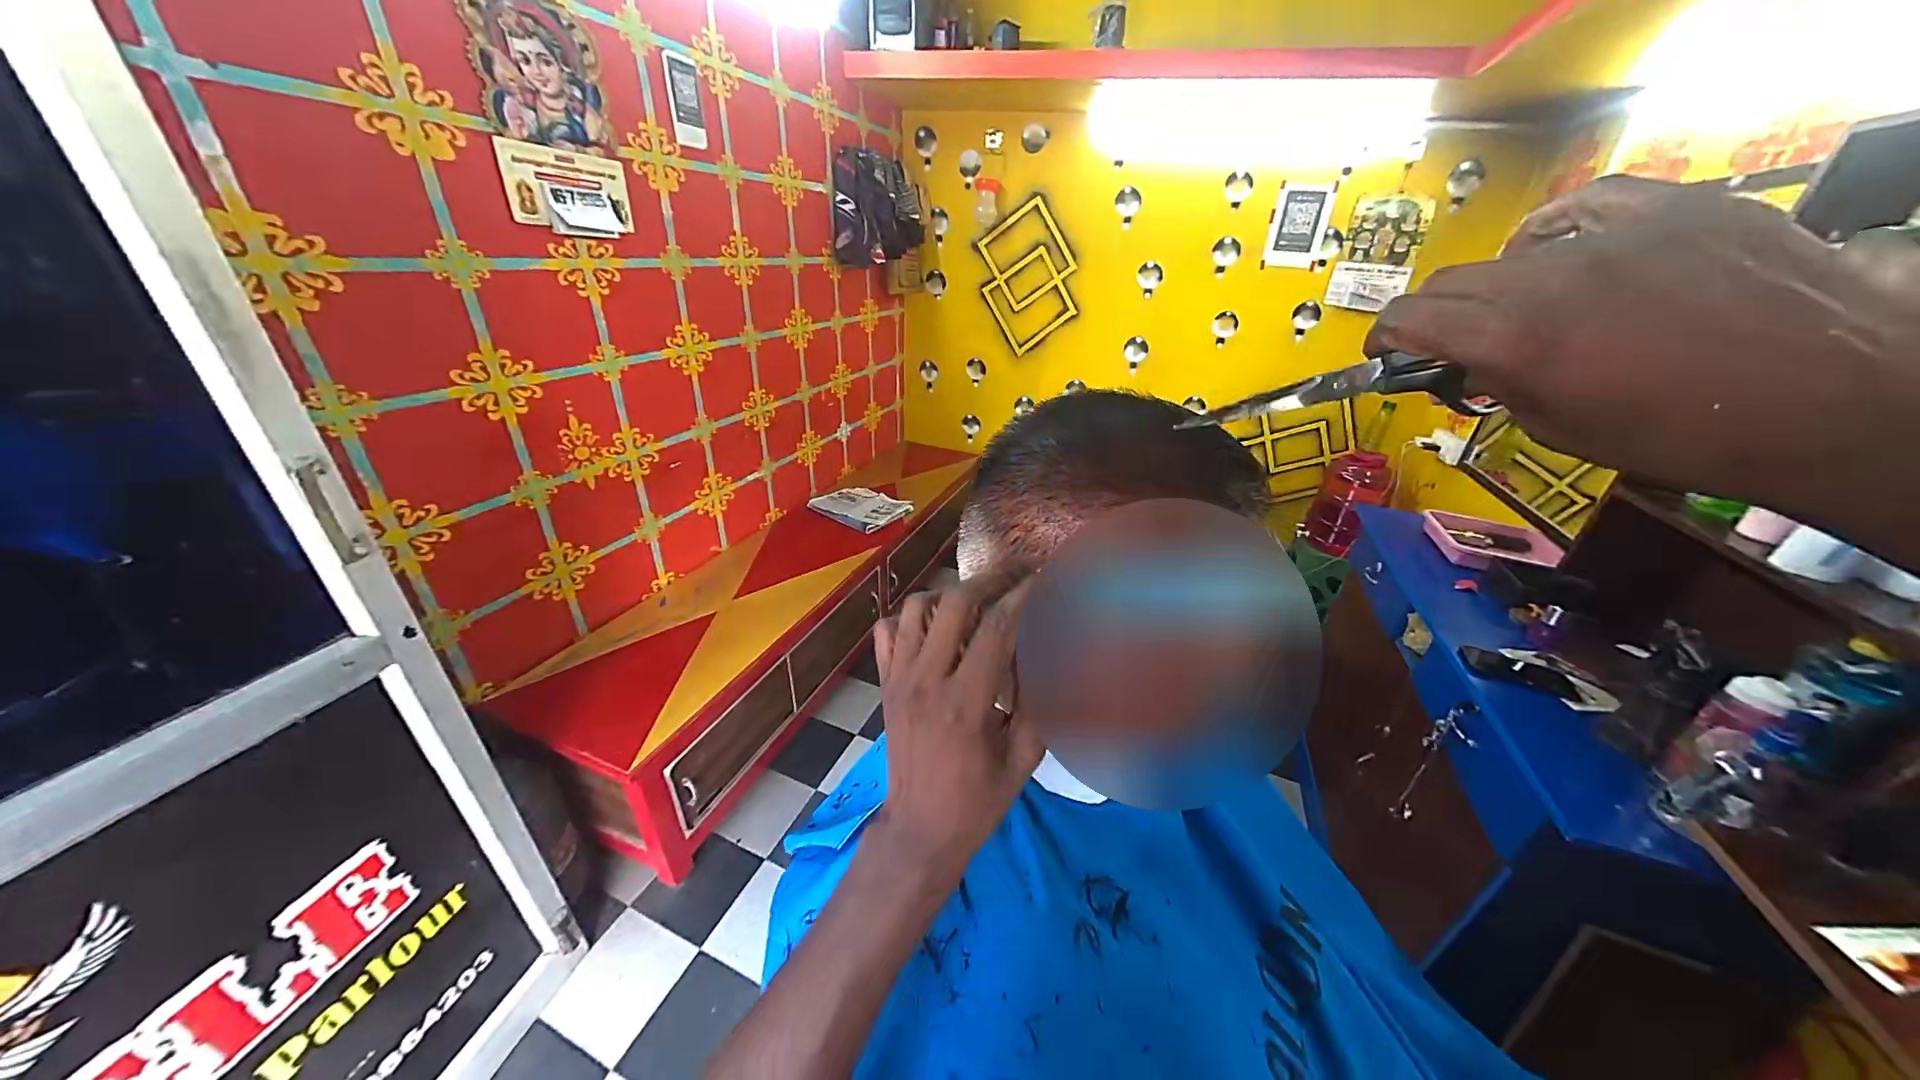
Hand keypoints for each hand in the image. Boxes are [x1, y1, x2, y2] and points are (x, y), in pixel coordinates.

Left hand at [870, 575, 1041, 876]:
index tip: (1045, 578)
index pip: (996, 628)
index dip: (1024, 596)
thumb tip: (1057, 658)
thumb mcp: (1022, 760)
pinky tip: (935, 626)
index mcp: (965, 703)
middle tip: (1018, 574)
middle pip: (955, 603)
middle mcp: (926, 681)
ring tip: (978, 598)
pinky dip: (911, 617)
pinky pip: (888, 631)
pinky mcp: (884, 684)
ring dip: (950, 593)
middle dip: (991, 579)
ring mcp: (898, 679)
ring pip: (916, 607)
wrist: (918, 828)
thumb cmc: (976, 801)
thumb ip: (1040, 706)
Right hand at [1364, 176, 1919, 556]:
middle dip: (1432, 315)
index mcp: (1514, 337)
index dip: (1383, 336)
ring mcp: (1617, 233)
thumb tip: (1469, 363)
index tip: (1383, 353)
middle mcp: (1550, 276)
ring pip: (1512, 248)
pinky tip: (1570, 249)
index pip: (1410, 316)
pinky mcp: (1679, 208)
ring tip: (1523, 306)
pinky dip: (1560, 230)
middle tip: (1449, 344)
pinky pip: (1588, 204)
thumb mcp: (1558, 427)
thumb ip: (1497, 385)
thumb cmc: (1681, 435)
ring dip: (1495, 282)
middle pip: (1450, 280)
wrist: (1832, 399)